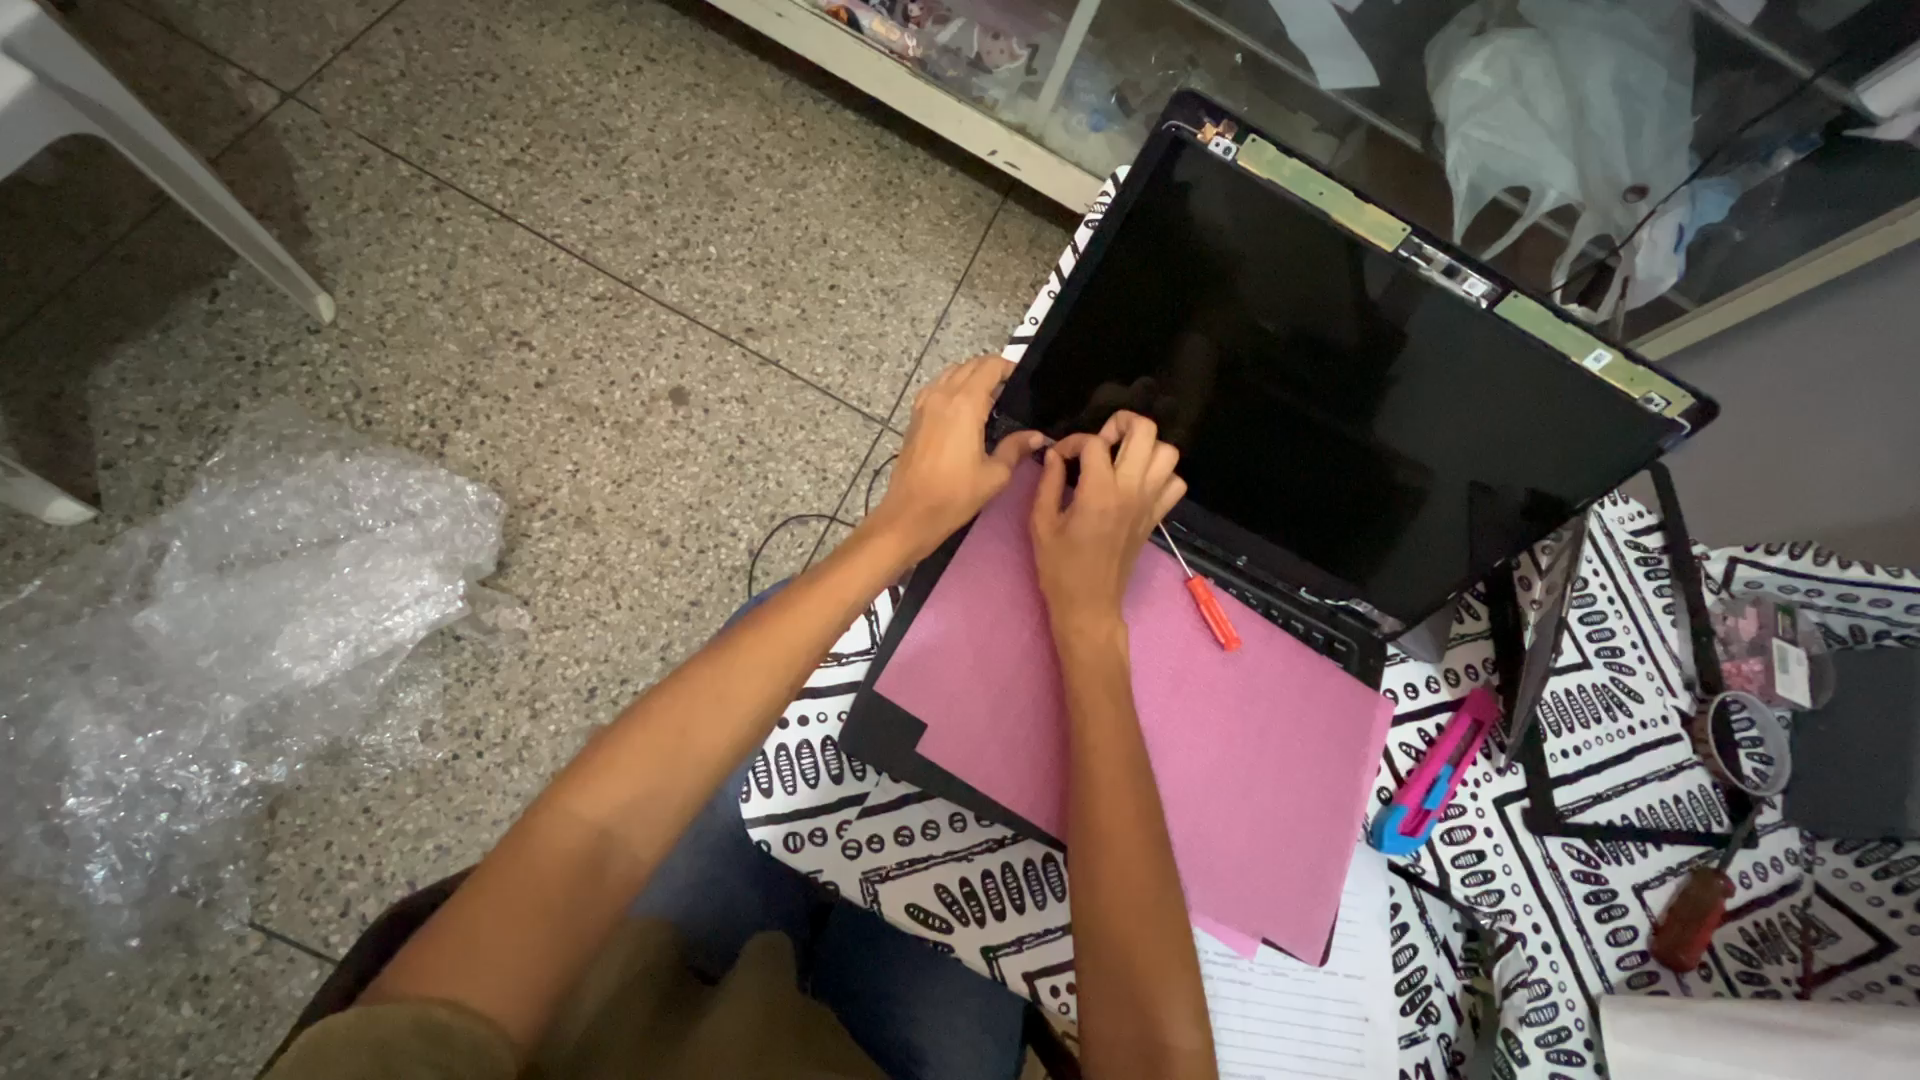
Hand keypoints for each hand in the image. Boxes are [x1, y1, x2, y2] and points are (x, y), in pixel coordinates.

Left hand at [864, 354, 1044, 561]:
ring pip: (950, 374)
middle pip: (969, 366)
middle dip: (990, 370)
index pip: (989, 366)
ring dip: (970, 378)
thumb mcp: (994, 474)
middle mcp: (942, 396)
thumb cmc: (955, 495)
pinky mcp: (914, 417)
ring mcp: (924, 405)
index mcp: (964, 404)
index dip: (1008, 366)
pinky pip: (936, 389)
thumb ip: (1015, 448)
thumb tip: (1037, 436)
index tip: (1022, 379)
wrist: (911, 513)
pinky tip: (963, 412)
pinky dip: (952, 389)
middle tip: (1010, 391)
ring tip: (989, 400)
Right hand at [1030, 411, 1185, 637]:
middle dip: (1120, 424)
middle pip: (1145, 432)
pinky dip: (1161, 474)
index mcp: (1099, 492)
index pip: (1094, 443)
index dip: (1072, 442)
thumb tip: (1053, 455)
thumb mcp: (1041, 523)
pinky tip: (1137, 481)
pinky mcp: (1156, 517)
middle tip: (1100, 442)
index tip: (1059, 457)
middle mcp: (1131, 492)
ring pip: (1168, 453)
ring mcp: (1149, 504)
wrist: (1089, 605)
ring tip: (1120, 458)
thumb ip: (1048, 483)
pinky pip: (1175, 483)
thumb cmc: (1059, 568)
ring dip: (1145, 447)